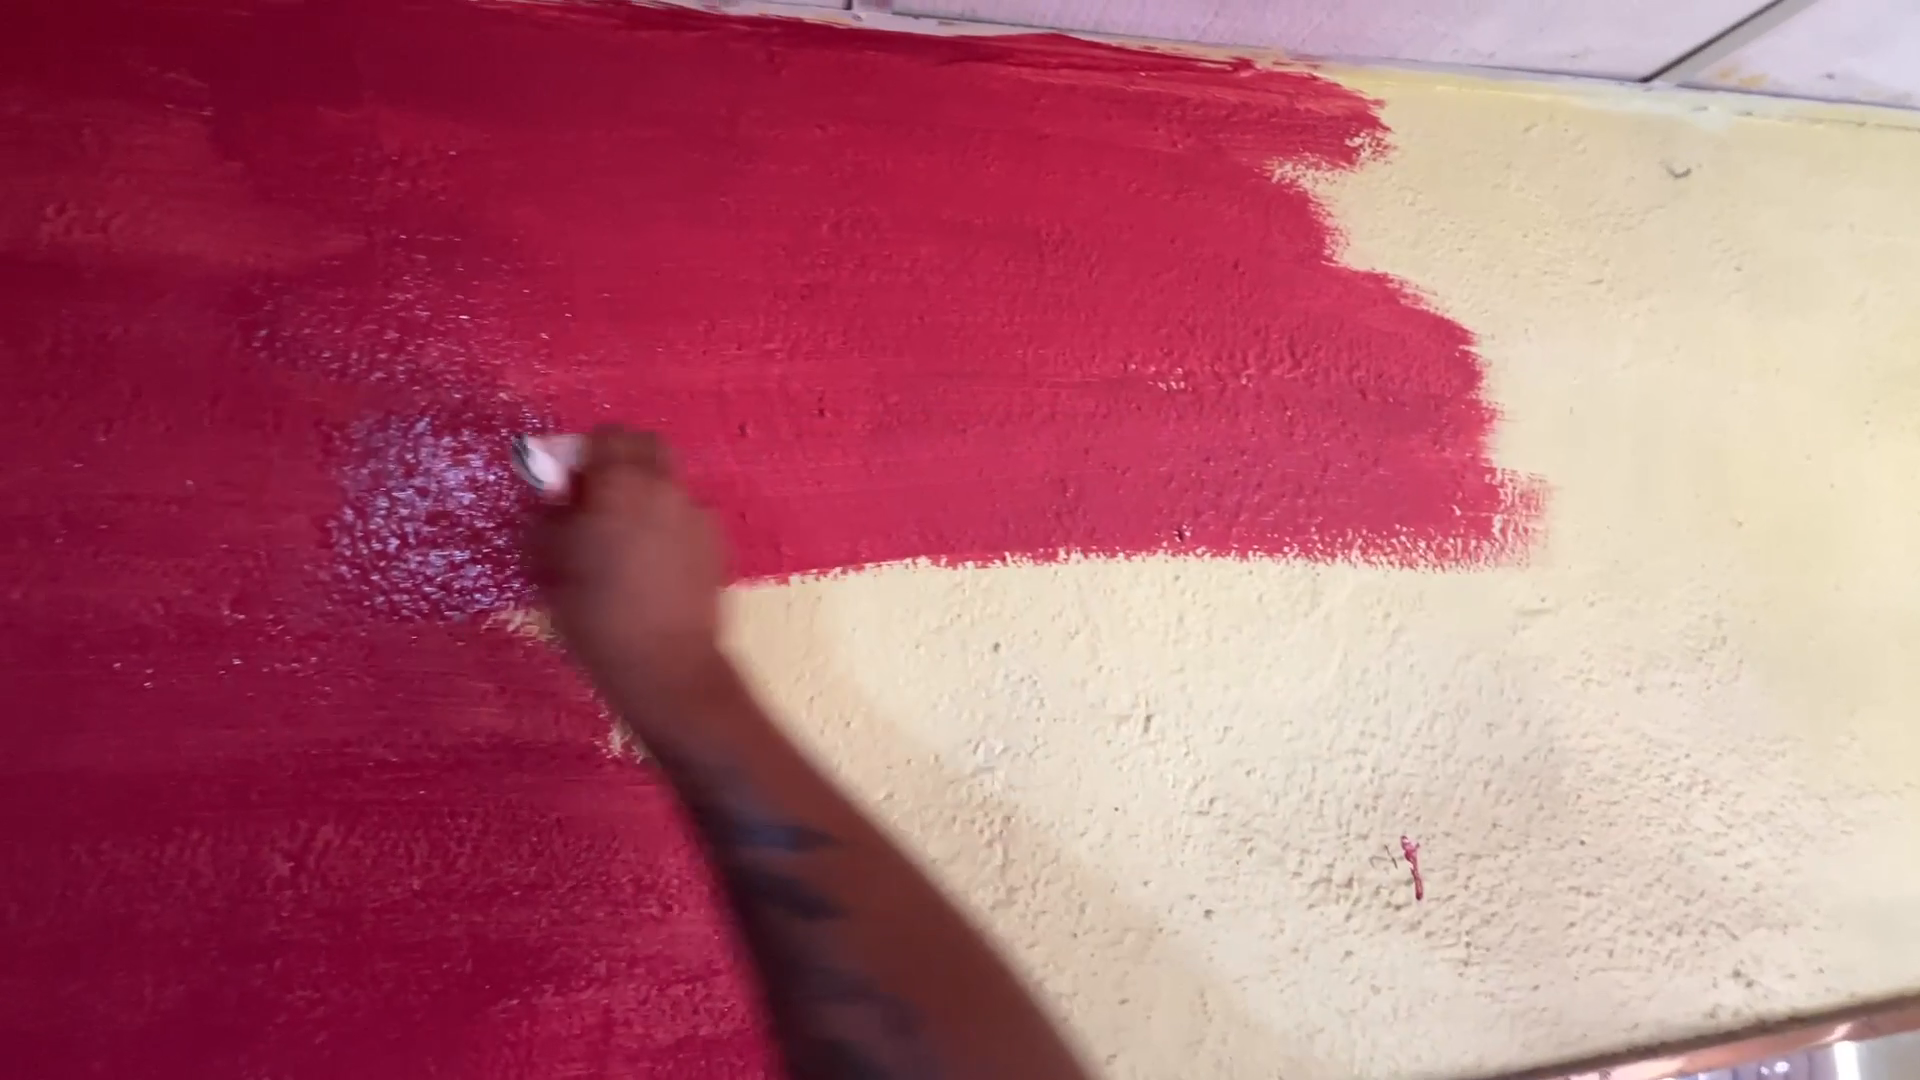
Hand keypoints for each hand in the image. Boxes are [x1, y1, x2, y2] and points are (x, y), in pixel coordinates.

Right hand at [530, 426, 726, 695]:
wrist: (667, 664)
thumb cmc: (595, 617)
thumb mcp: (548, 564)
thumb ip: (549, 515)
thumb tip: (553, 494)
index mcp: (621, 485)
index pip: (608, 435)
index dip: (586, 452)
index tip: (570, 481)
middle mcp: (668, 489)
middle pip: (648, 448)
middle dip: (623, 462)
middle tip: (600, 499)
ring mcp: (700, 515)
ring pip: (671, 485)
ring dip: (649, 496)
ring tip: (629, 540)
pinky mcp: (720, 543)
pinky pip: (690, 518)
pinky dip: (672, 525)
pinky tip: (658, 564)